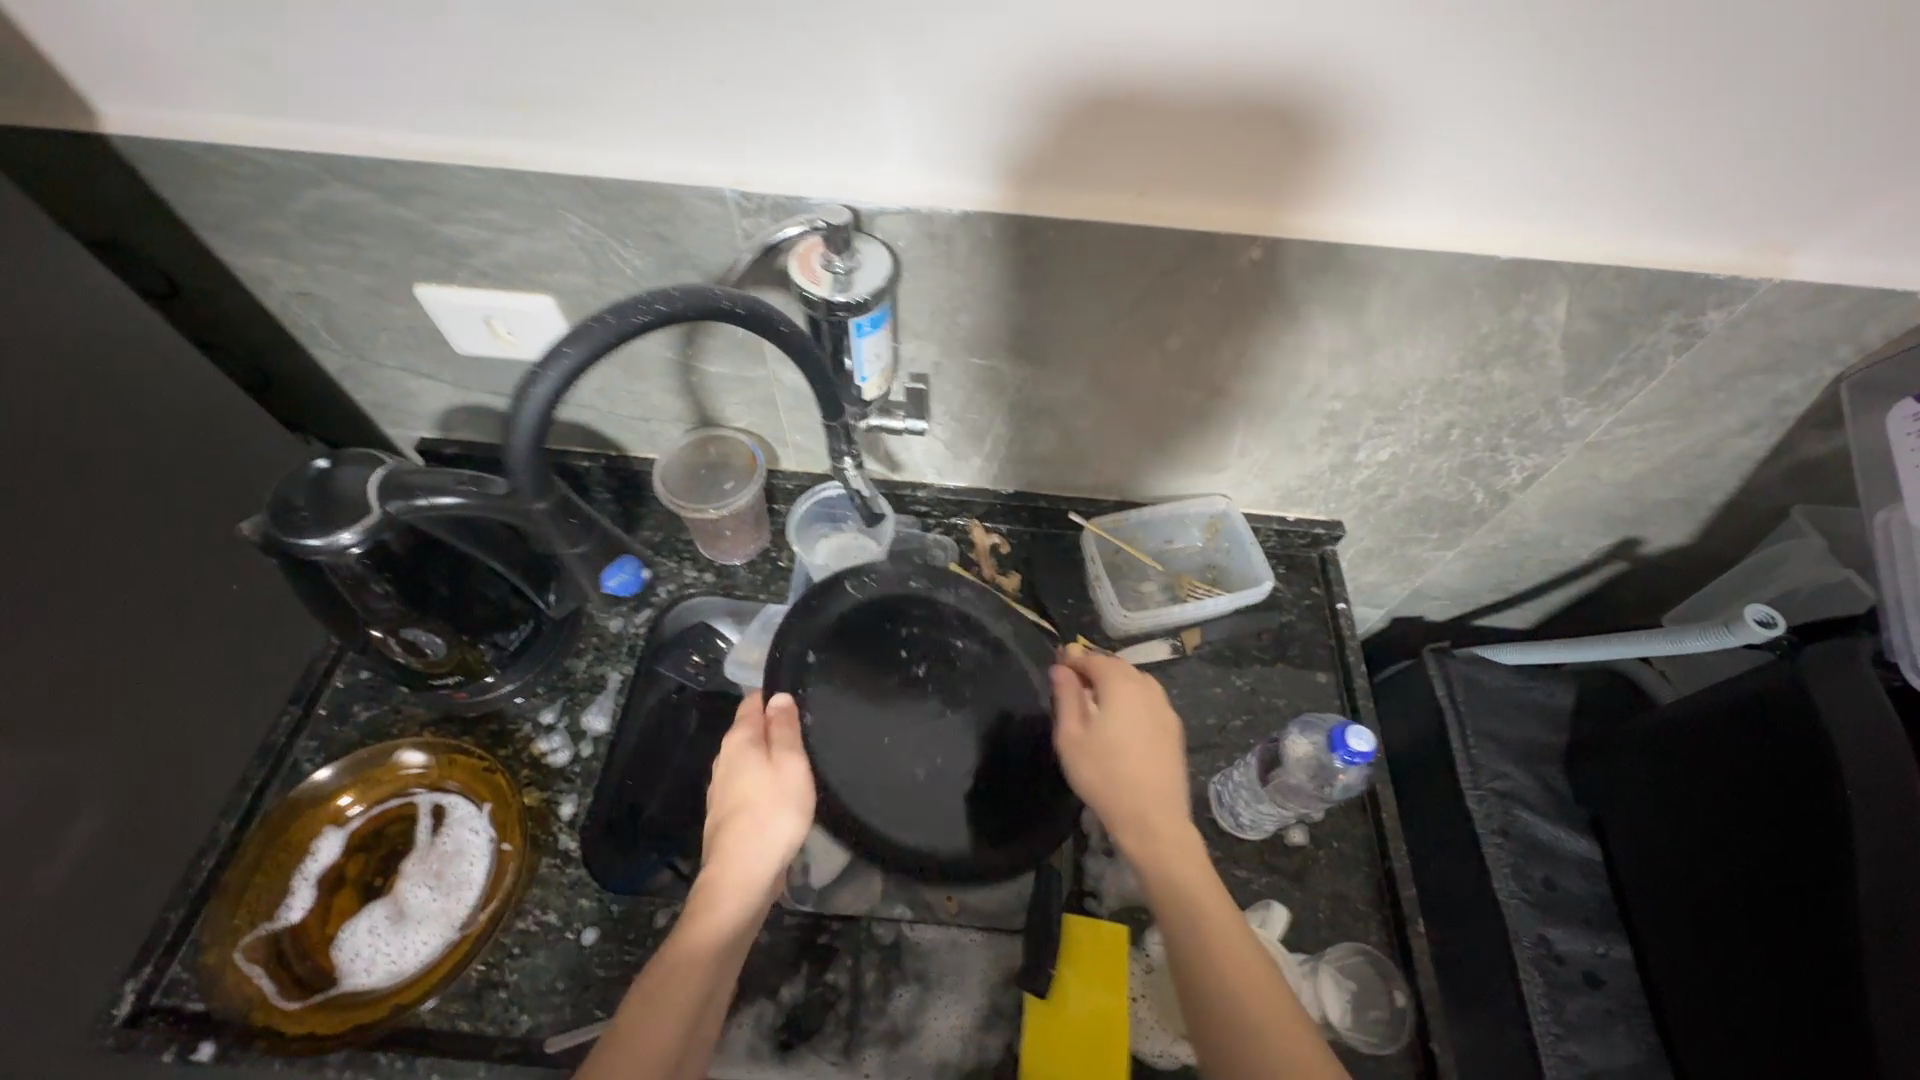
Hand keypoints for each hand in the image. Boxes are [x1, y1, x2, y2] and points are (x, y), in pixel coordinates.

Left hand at [700, 692, 815, 911]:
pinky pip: (746, 784)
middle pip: (749, 731)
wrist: (742, 872)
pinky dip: (762, 782)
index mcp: (740, 739)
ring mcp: (721, 788)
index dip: (774, 697)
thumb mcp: (791, 763)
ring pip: (747, 760)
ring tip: (797, 764)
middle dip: (773, 728)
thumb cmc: (774, 811)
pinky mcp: (725, 813)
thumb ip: (785, 728)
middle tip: (805, 734)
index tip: (799, 702)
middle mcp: (724, 758)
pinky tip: (779, 795)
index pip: (752, 702)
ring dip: (768, 758)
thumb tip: (778, 697)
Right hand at [1051, 644, 1193, 857]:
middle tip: (1074, 681)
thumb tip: (1060, 668)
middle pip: (1119, 666)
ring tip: (1097, 699)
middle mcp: (1147, 689)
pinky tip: (1123, 718)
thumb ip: (1066, 697)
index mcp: (1120, 685)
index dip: (1075, 659)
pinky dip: (1133, 698)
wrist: (1152, 818)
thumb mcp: (1071, 737)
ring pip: (1138, 681)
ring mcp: (1165, 708)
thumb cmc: (1102, 776)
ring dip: (1117, 681)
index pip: (1094, 659)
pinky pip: (1150, 700)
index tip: (1058, 665)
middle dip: (1096, 667)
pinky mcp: (1175, 729)